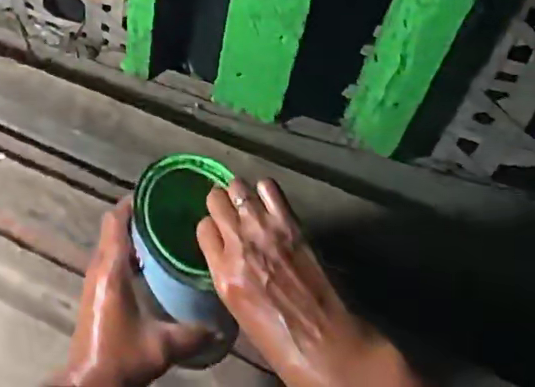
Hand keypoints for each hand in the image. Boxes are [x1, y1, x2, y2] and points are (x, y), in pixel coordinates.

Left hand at [51, 198, 213, 386]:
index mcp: (111, 267)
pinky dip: (125, 252)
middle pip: (111, 226)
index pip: (115, 219)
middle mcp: (98, 265)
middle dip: (134, 216)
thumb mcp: (161, 346)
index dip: (132, 203)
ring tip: (159, 236)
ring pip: (109, 242)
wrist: (89, 381)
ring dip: (129, 235)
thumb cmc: (121, 355)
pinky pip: (108, 258)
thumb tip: (220, 328)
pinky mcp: (94, 291)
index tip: (154, 195)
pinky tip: (147, 267)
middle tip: (162, 214)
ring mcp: (93, 278)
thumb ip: (192, 334)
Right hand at [196, 179, 417, 386]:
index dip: (213, 229)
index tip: (222, 234)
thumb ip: (226, 272)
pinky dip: (266, 191)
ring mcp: (264, 231)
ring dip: (242, 194)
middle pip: (215, 199)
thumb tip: (226, 250)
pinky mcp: (290, 224)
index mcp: (222, 273)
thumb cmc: (284, 344)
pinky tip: (271, 204)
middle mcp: (238, 244)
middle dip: (222, 203)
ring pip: (237, 186)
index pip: (203, 227)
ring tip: (252, 206)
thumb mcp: (239, 310)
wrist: (331, 349)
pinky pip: (268, 187)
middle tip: (234, 213)